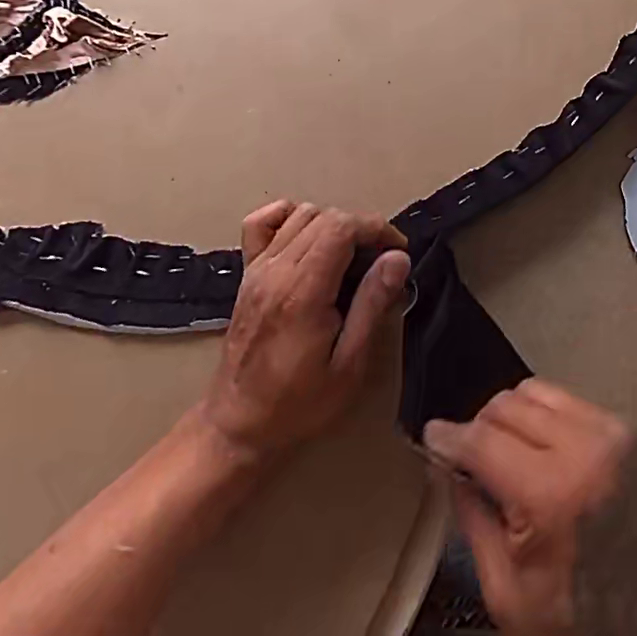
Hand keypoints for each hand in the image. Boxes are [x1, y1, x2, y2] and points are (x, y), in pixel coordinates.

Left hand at [199, 201, 410, 460]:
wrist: (239, 423)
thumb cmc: (300, 402)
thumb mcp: (349, 364)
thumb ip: (372, 304)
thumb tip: (397, 259)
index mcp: (302, 292)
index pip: (341, 227)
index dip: (376, 228)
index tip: (396, 251)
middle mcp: (275, 271)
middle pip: (324, 216)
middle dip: (361, 227)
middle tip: (381, 259)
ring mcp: (257, 269)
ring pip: (299, 214)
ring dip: (332, 224)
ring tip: (351, 256)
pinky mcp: (247, 274)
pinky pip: (261, 223)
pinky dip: (288, 217)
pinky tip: (308, 238)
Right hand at [424, 381, 636, 635]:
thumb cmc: (577, 615)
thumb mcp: (506, 589)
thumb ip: (471, 517)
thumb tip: (446, 466)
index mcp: (550, 493)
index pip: (480, 439)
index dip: (447, 436)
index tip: (430, 436)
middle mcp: (582, 449)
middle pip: (503, 406)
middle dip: (478, 429)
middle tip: (473, 461)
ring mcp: (608, 433)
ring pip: (530, 391)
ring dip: (509, 416)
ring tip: (508, 453)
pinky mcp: (621, 429)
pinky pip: (561, 397)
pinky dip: (540, 415)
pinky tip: (540, 447)